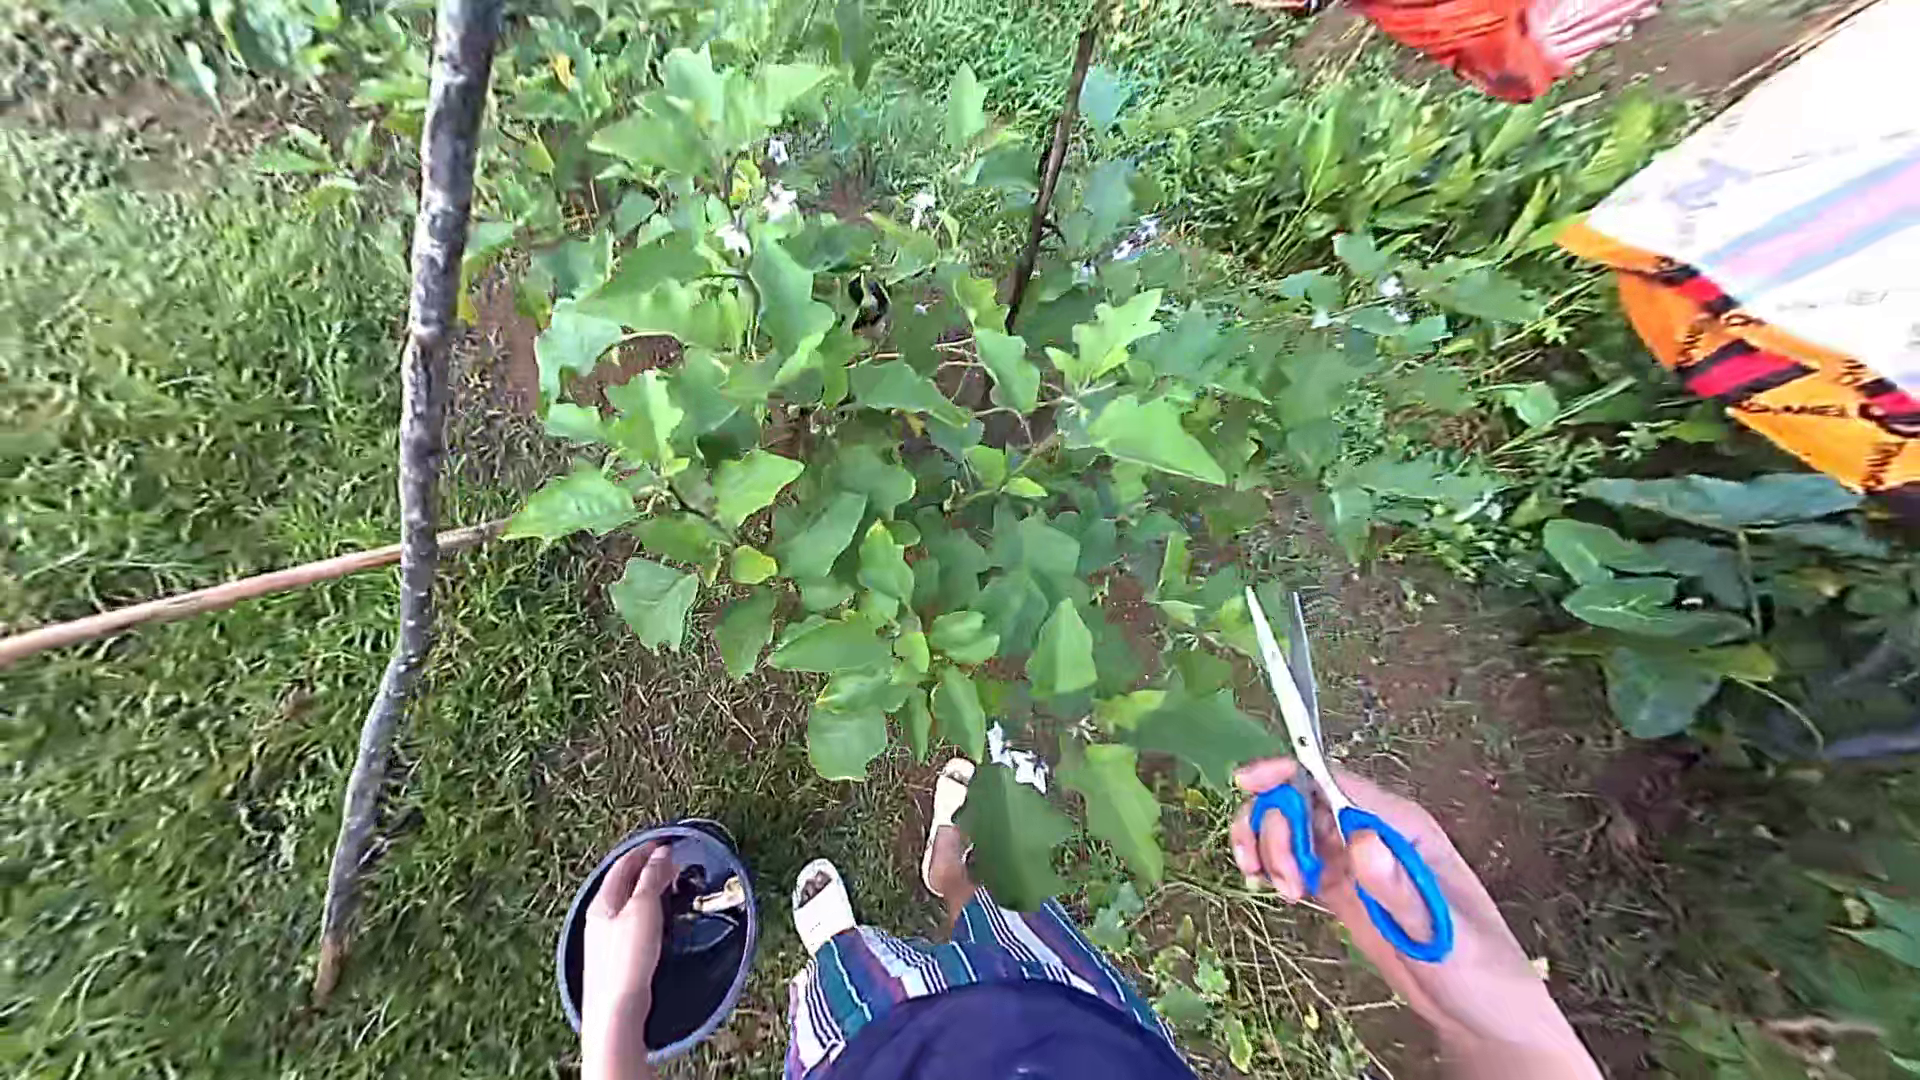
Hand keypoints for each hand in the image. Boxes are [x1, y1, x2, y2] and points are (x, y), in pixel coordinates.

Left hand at [582, 842, 675, 1079]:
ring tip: (672, 880)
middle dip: (648, 865)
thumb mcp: (643, 907)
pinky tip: (661, 910)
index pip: (623, 863)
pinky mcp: (617, 952)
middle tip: (673, 859)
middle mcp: (600, 915)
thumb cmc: (628, 955)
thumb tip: (661, 851)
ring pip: (629, 899)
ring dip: (649, 885)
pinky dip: (648, 903)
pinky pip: (633, 916)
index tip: (667, 840)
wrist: (616, 1009)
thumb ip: (652, 877)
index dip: (644, 848)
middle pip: (624, 881)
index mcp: (602, 901)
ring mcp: (606, 935)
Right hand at [1229, 759, 1599, 1079]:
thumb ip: (1400, 887)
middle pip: (1296, 798)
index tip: (1246, 784)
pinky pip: (1287, 854)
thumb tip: (1359, 840)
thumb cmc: (1480, 972)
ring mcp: (1347, 854)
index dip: (1284, 773)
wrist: (1484, 1021)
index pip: (1330, 779)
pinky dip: (1267, 862)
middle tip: (1280, 877)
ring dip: (1266, 846)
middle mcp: (1365, 828)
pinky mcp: (1333, 880)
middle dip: (1274, 828)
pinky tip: (1265, 884)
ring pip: (1285, 823)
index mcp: (1396, 823)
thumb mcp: (1444, 934)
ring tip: (1273, 886)